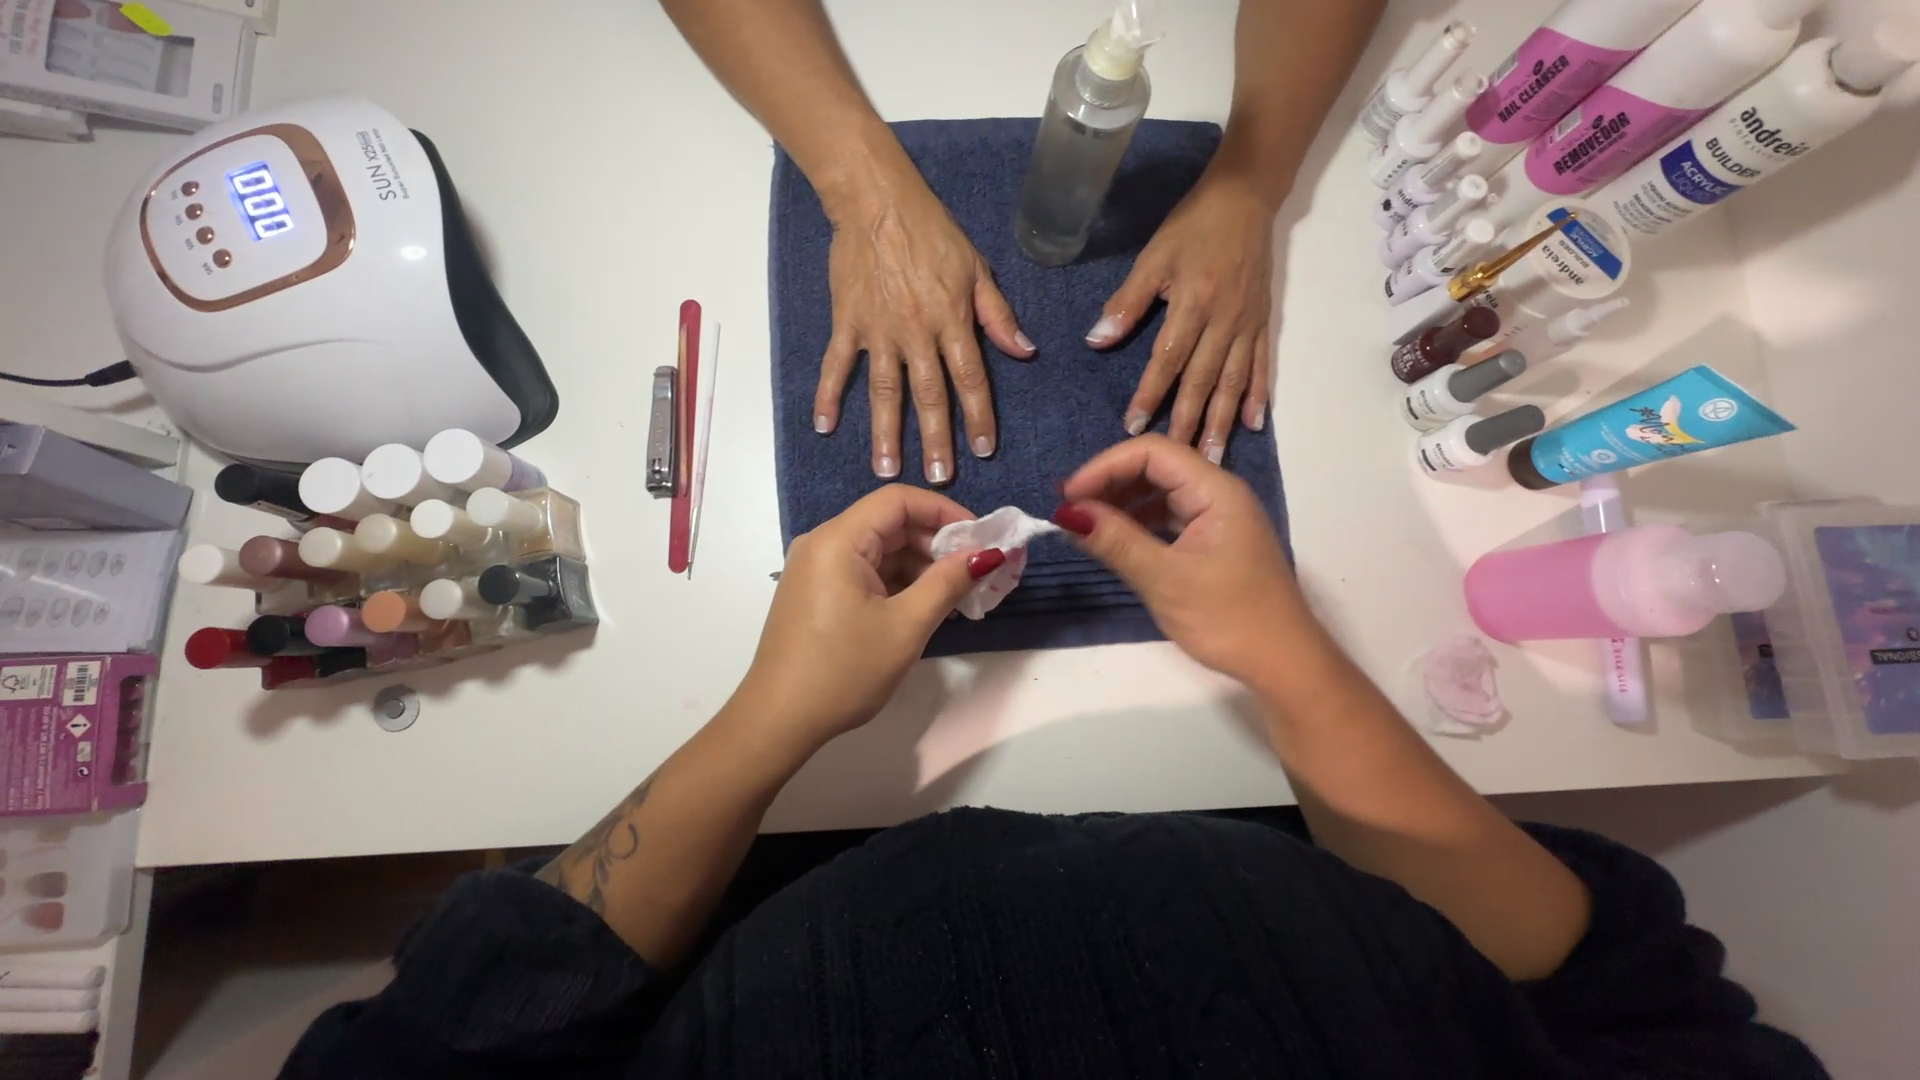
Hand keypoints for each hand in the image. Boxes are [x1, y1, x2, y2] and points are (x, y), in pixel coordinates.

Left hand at [737, 485, 1003, 752]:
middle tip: (978, 571)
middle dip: (937, 542)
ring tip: (959, 594)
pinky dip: (900, 583)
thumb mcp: (905, 627)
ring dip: (922, 566)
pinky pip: (867, 572)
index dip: (945, 511)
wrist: (780, 722)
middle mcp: (824, 544)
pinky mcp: (819, 593)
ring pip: (881, 550)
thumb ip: (948, 582)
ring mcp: (818, 569)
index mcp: (837, 540)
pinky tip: (928, 607)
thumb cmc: (843, 671)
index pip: (898, 500)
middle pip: (890, 523)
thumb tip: (989, 554)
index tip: (981, 539)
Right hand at [814, 185, 1034, 485]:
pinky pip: (836, 365)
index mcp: (952, 320)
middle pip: (929, 395)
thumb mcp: (977, 268)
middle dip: (935, 439)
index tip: (984, 450)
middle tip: (937, 477)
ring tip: (885, 469)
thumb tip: (1024, 351)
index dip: (979, 416)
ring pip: (884, 390)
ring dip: (886, 432)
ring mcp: (878, 332)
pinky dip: (828, 395)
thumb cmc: (932, 233)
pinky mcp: (848, 324)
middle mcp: (917, 333)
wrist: (877, 202)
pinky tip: (823, 426)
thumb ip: (998, 315)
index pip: (971, 378)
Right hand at [1055, 435, 1308, 682]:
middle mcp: (1218, 494)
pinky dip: (1138, 524)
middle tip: (1070, 511)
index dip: (1104, 467)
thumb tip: (1067, 513)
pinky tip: (1115, 541)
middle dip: (1110, 483)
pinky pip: (1169, 518)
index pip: (1152, 452)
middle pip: (1156, 467)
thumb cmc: (1229, 618)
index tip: (1068, 497)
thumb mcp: (1166, 579)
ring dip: (1121, 503)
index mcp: (1216, 491)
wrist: (1284, 663)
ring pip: (1161, 493)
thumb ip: (1116, 541)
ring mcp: (1218, 519)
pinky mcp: (1214, 543)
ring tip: (1085, 526)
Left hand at [1086, 176, 1276, 461]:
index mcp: (1193, 303)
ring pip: (1234, 381)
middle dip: (1189, 421)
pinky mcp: (1264, 323)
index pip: (1168, 359)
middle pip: (1203, 380)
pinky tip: (1252, 424)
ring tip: (1214, 457)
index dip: (1151, 394)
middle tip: (1179, 461)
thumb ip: (1127, 302)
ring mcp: (1247, 324)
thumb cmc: (1192, 227)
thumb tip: (1097, 341)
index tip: (1134, 426)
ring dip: (1222, 421)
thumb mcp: (1153, 258)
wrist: (1246, 198)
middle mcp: (1224, 320)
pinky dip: (1258, 395)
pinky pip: (1262, 365)